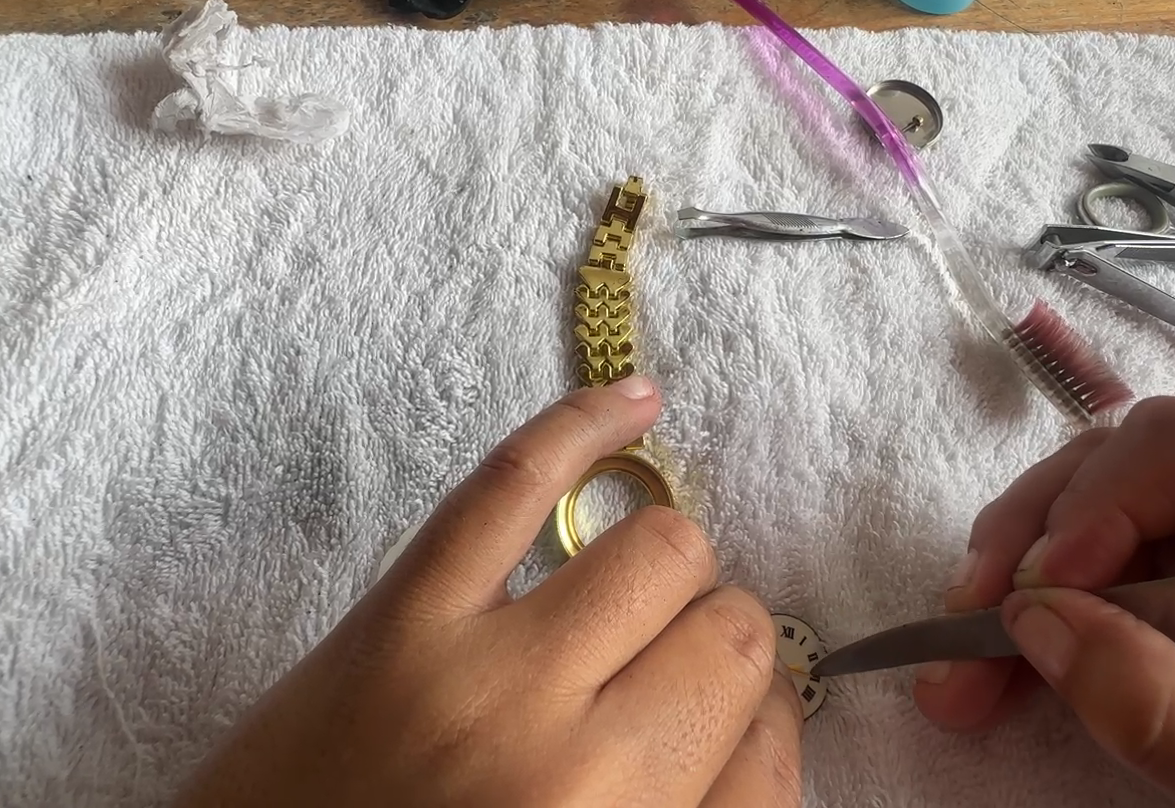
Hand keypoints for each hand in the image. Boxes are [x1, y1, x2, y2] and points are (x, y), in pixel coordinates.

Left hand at [171, 378, 802, 807]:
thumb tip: (756, 715)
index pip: (770, 756)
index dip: (763, 724)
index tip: (731, 722)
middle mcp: (574, 776)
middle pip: (726, 634)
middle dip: (716, 636)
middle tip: (665, 665)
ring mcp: (484, 677)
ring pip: (660, 548)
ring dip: (671, 561)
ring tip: (632, 588)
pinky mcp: (404, 611)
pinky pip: (519, 477)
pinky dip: (586, 425)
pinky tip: (640, 403)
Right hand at [916, 397, 1174, 807]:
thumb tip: (1029, 621)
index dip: (1101, 501)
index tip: (1042, 591)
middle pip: (1120, 469)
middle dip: (1031, 542)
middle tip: (967, 617)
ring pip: (1088, 509)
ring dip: (1013, 574)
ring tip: (960, 651)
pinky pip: (1092, 566)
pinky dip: (1032, 608)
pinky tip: (993, 657)